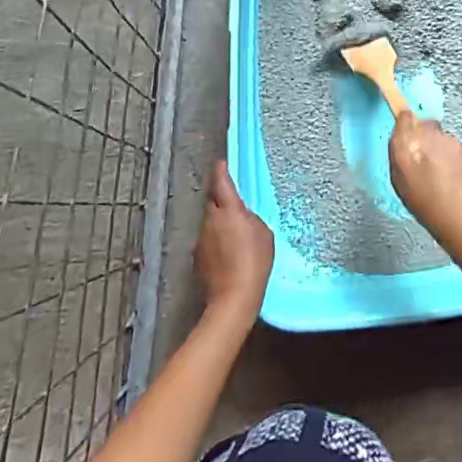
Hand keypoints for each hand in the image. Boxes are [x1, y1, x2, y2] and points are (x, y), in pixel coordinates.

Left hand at [193, 161, 272, 320]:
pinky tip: (228, 254)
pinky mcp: (197, 256)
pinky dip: (216, 241)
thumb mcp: (264, 234)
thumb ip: (250, 218)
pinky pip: (207, 240)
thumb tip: (241, 217)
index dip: (221, 170)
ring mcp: (201, 239)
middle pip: (213, 201)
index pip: (221, 182)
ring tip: (236, 235)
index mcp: (229, 210)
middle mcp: (210, 220)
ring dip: (219, 222)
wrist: (233, 298)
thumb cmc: (254, 263)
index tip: (222, 163)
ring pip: (210, 221)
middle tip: (234, 202)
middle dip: (221, 198)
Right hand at [388, 114, 461, 228]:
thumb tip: (404, 120)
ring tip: (432, 172)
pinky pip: (450, 148)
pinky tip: (445, 175)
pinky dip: (447, 157)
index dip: (405, 125)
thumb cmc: (421, 194)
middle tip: (417, 161)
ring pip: (439, 138)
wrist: (453, 209)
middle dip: (422, 138)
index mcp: (410, 137)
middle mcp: (431, 133)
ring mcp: (450, 141)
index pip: (406, 117)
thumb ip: (398, 142)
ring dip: (435, 148)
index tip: (404, 138)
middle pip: (425, 126)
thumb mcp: (397, 171)